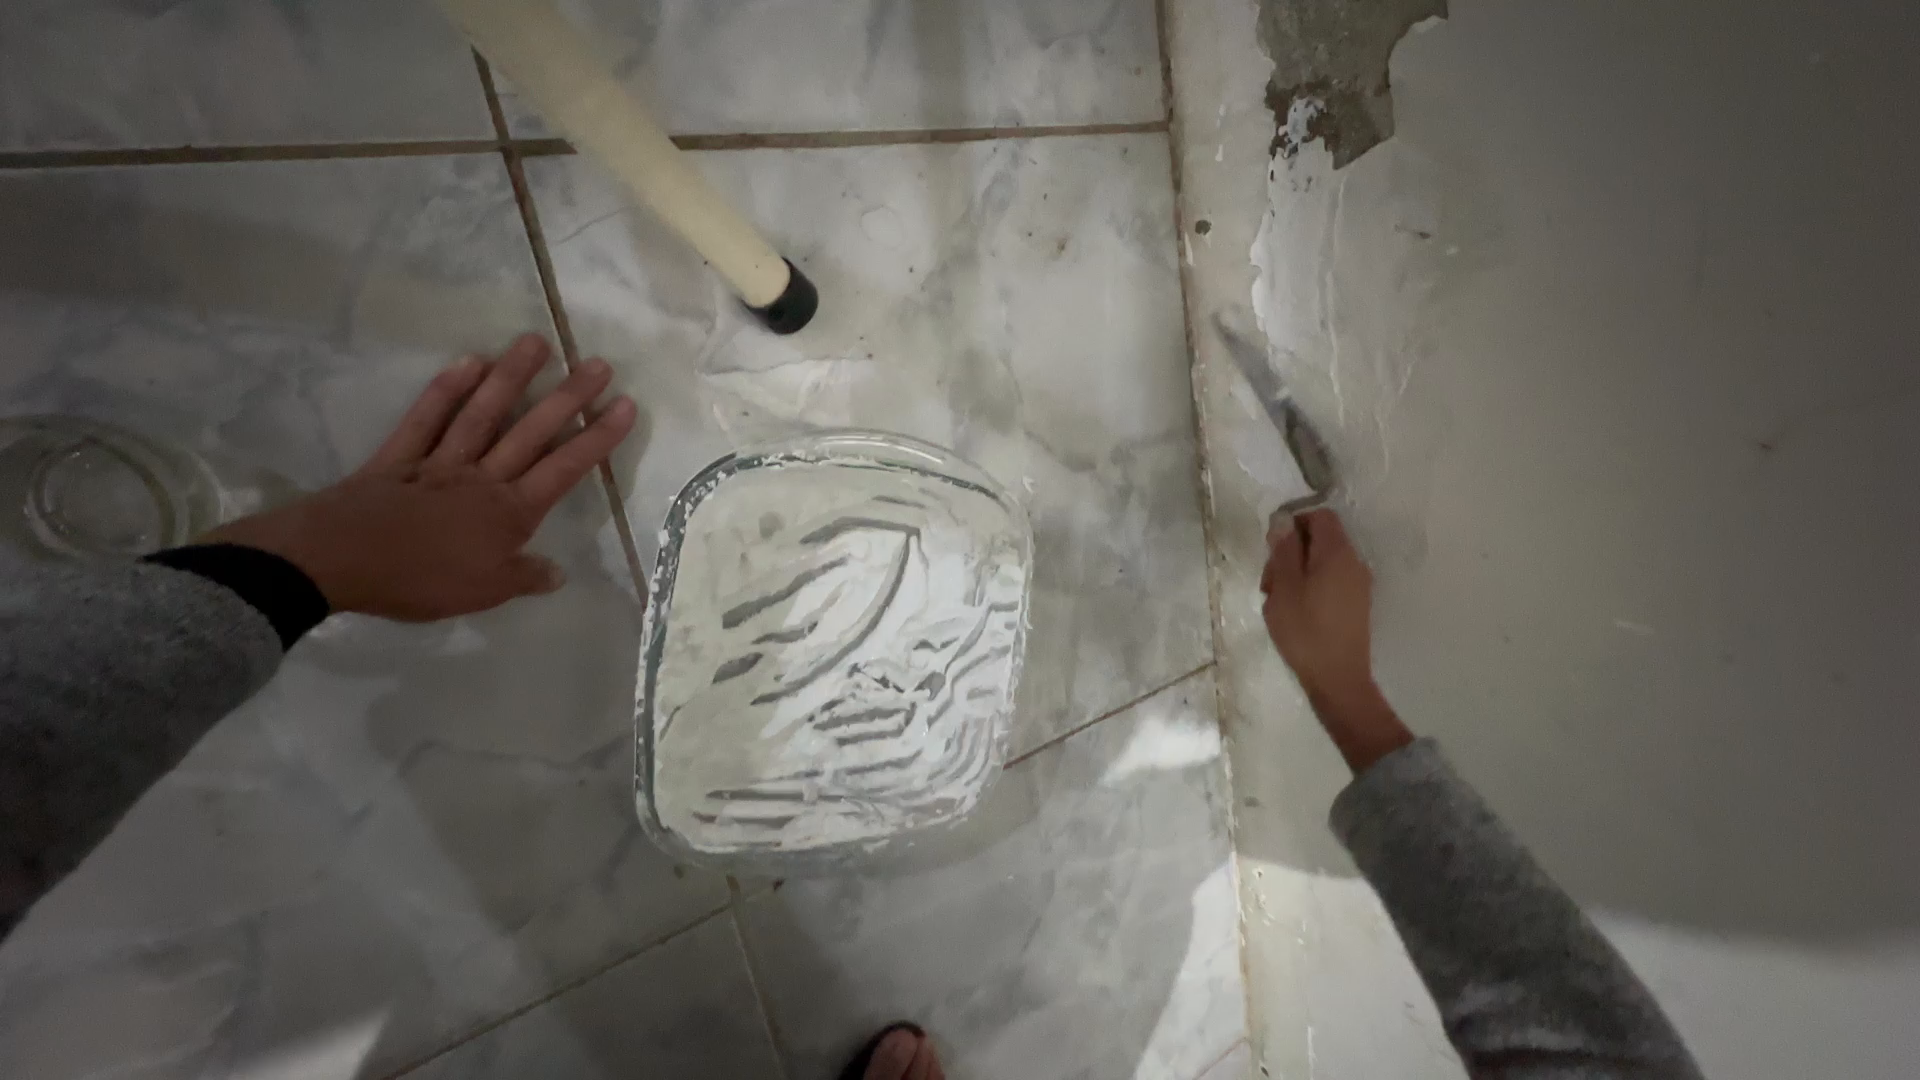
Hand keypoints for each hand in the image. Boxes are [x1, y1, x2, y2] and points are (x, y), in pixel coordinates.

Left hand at [207, 333, 635, 621]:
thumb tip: (558, 572)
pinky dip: (445, 390)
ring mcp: (440, 462)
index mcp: (510, 511)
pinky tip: (467, 362)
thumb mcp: (486, 592)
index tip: (624, 406)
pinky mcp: (399, 457)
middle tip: (597, 364)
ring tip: (536, 343)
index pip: (565, 468)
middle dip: (569, 397)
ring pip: (483, 414)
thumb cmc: (420, 581)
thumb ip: (526, 576)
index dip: (598, 437)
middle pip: (532, 432)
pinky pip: (426, 419)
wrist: (333, 565)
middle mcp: (484, 477)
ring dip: (512, 378)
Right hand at [1260, 507, 1409, 770]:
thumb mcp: (1284, 587)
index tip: (1271, 547)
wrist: (1337, 679)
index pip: (1320, 516)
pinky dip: (1308, 587)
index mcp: (1337, 554)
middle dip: (1290, 552)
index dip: (1294, 523)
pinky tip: (1292, 611)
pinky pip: (1329, 580)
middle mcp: (1354, 563)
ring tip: (1276, 600)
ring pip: (1321, 562)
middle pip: (1320, 539)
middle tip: (1268, 581)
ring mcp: (1357, 585)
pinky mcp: (1355, 604)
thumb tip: (1283, 520)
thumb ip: (1284, 550)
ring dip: (1295, 572)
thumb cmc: (1305, 630)